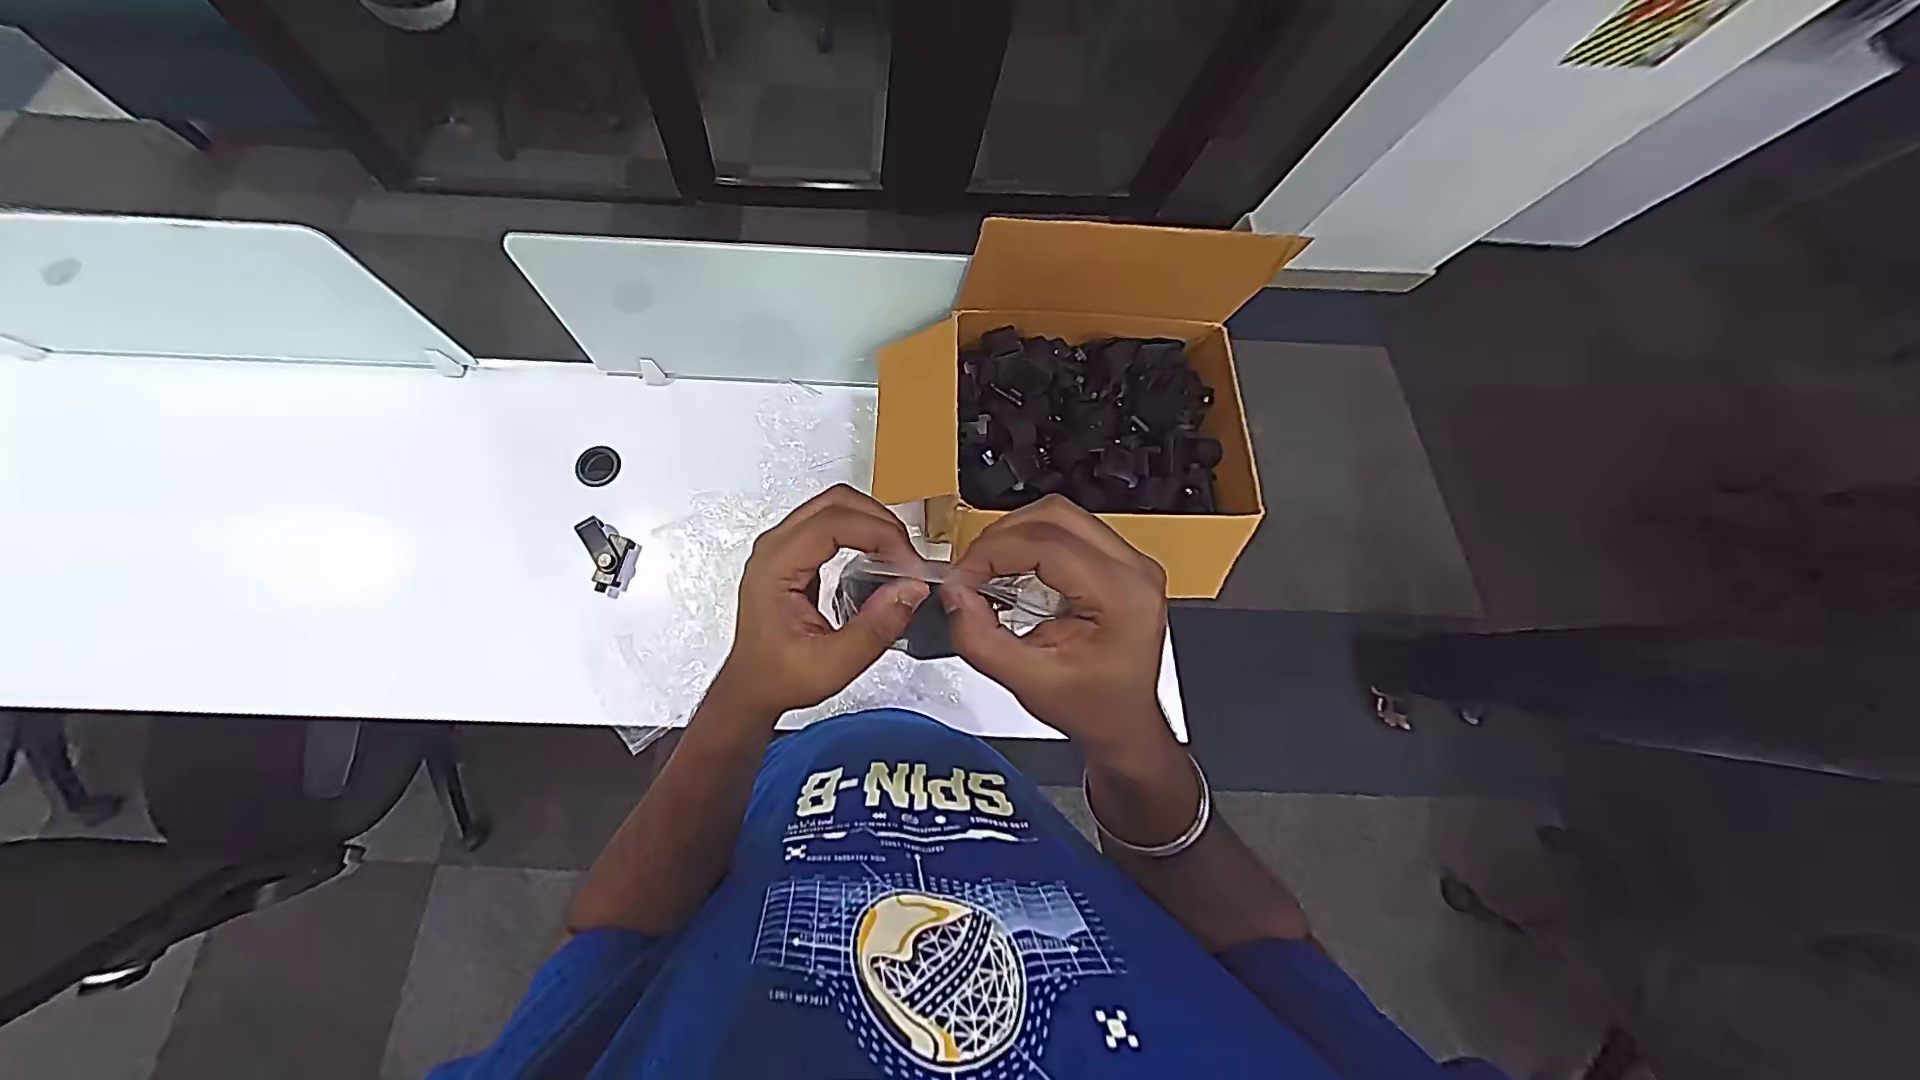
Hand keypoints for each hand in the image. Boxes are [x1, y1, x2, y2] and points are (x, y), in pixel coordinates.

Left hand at [709, 485, 928, 719]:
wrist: (754, 686)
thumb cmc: (779, 676)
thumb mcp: (833, 664)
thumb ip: (874, 628)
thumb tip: (910, 591)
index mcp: (775, 567)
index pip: (834, 523)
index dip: (878, 534)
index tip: (906, 562)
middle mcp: (775, 548)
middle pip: (837, 502)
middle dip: (881, 522)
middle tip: (906, 557)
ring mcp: (784, 547)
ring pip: (837, 506)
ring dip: (874, 524)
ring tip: (898, 559)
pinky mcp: (796, 553)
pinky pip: (834, 522)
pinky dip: (864, 532)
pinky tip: (880, 559)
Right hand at [940, 495, 1175, 768]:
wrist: (1123, 720)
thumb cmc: (1094, 707)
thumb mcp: (1028, 682)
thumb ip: (981, 640)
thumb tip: (955, 596)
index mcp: (1123, 597)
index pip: (1049, 544)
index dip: (995, 552)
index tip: (964, 576)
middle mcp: (1134, 570)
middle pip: (1054, 516)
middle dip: (1001, 537)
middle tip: (972, 570)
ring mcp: (1130, 561)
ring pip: (1059, 515)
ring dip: (1014, 536)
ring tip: (989, 571)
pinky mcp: (1117, 560)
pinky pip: (1067, 529)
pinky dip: (1029, 542)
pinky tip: (1012, 572)